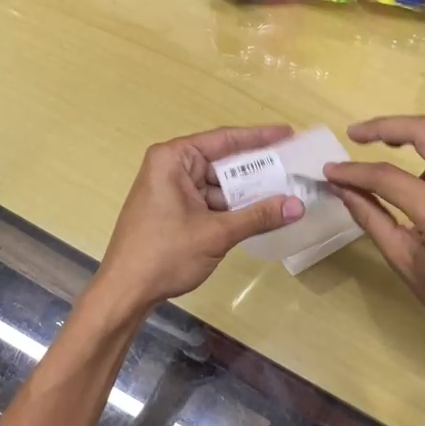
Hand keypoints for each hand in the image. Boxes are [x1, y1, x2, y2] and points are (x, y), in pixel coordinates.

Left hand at [98, 125, 305, 306]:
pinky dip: (233, 209)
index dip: (259, 138)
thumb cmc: (165, 253)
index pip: (224, 140)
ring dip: (248, 194)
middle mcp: (170, 168)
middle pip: (223, 163)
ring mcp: (171, 191)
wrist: (126, 291)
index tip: (289, 134)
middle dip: (257, 171)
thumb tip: (298, 206)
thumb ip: (259, 216)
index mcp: (173, 159)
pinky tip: (261, 215)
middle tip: (294, 169)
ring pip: (219, 186)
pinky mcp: (173, 211)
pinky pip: (210, 202)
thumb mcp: (217, 233)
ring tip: (286, 195)